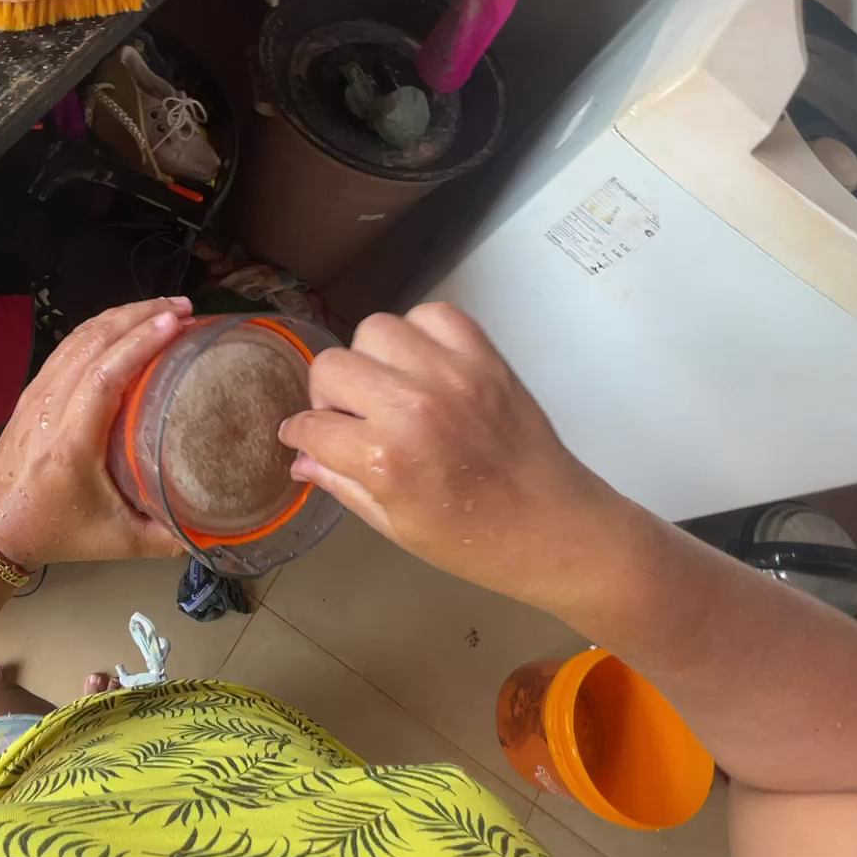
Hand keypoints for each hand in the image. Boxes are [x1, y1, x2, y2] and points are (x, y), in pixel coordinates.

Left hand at [0, 297, 192, 567]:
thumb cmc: (57, 533)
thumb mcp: (118, 543)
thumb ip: (169, 537)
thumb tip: (216, 525)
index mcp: (71, 443)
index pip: (104, 375)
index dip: (141, 343)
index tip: (176, 323)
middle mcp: (50, 408)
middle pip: (93, 342)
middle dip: (140, 316)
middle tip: (184, 307)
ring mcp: (37, 394)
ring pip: (79, 337)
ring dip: (122, 315)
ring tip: (162, 308)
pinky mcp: (33, 391)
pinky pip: (68, 345)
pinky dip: (101, 326)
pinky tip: (125, 323)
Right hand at [278, 302, 641, 606]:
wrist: (557, 530)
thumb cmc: (470, 542)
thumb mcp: (392, 525)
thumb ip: (340, 483)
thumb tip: (299, 459)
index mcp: (384, 460)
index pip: (311, 426)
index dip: (300, 434)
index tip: (305, 436)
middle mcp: (411, 408)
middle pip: (331, 366)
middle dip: (328, 395)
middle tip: (351, 417)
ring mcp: (451, 375)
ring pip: (375, 330)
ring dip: (371, 358)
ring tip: (390, 387)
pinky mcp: (485, 357)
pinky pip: (433, 314)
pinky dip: (420, 333)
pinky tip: (425, 366)